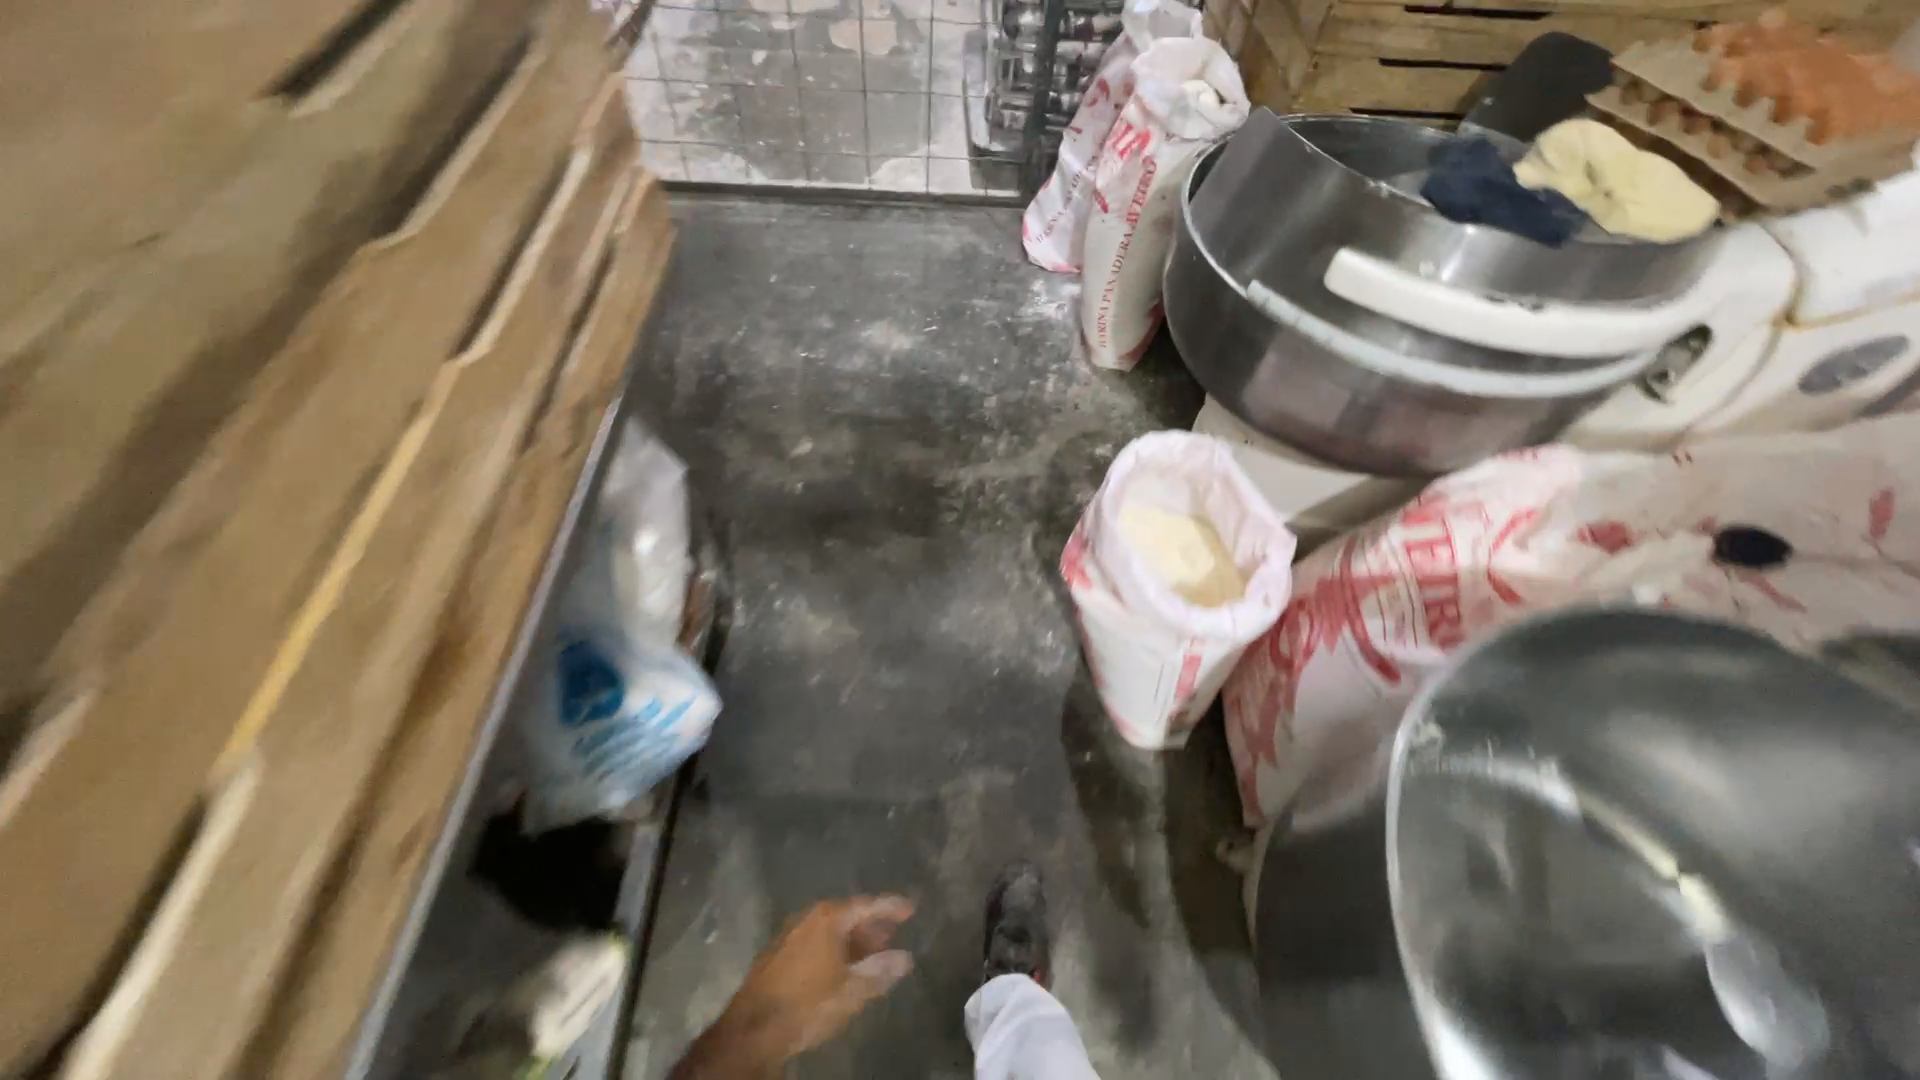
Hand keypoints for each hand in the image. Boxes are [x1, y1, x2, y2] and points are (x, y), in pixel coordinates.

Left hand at [671, 896, 914, 1077]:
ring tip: (871, 955)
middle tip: (892, 936)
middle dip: (870, 927)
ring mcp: (789, 934)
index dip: (890, 907)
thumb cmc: (808, 1004)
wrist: (753, 1030)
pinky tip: (842, 968)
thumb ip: (880, 970)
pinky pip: (814, 942)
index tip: (911, 908)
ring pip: (829, 931)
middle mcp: (807, 917)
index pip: (867, 905)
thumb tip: (905, 957)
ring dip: (852, 941)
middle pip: (847, 915)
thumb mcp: (852, 991)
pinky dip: (833, 949)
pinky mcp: (777, 954)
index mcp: (827, 918)